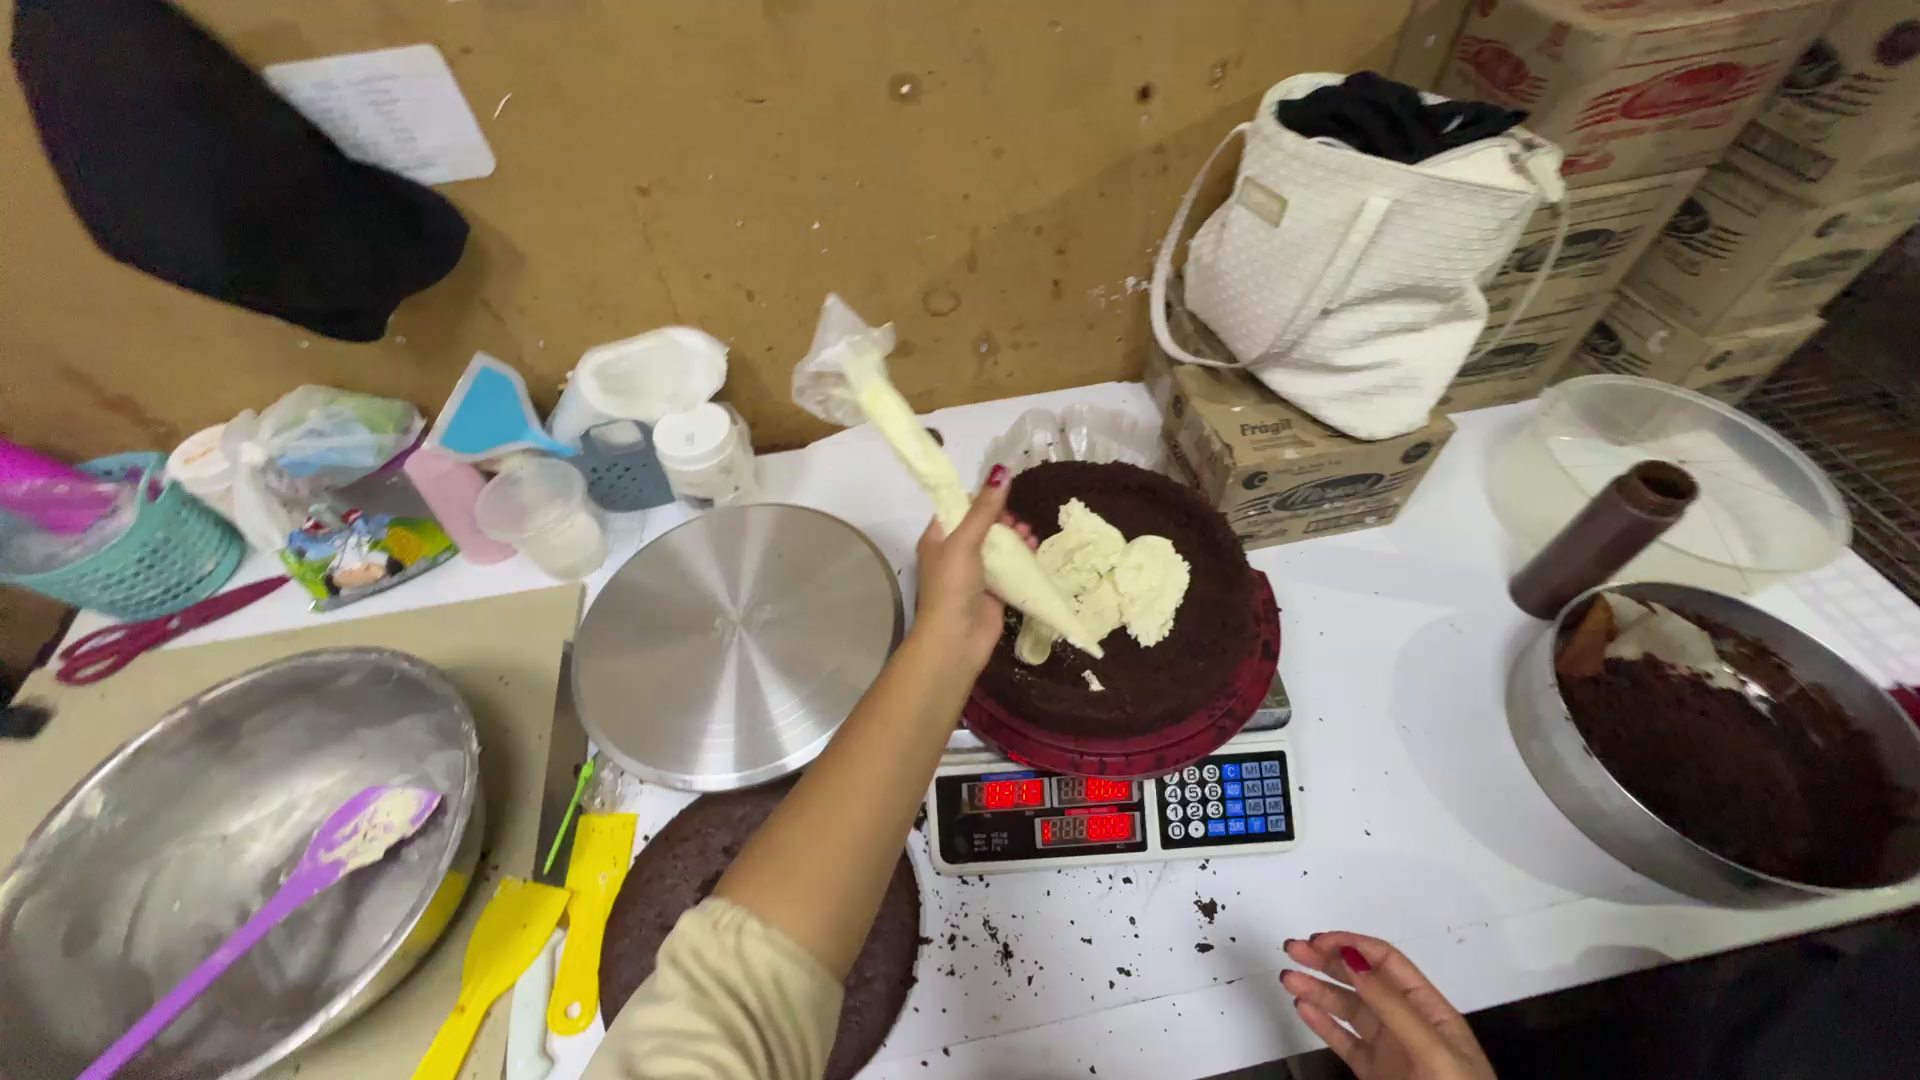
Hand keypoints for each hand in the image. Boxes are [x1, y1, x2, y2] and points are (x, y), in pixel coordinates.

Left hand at [913, 465, 1037, 673]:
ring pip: (998, 546)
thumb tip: (1002, 470)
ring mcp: (974, 573)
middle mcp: (954, 553)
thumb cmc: (953, 586)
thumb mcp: (965, 541)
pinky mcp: (993, 591)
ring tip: (1030, 537)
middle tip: (1017, 523)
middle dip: (1003, 520)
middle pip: (983, 525)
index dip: (980, 499)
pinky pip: (1010, 567)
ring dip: (1016, 538)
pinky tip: (1035, 551)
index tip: (1001, 497)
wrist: (956, 639)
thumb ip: (984, 508)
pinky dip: (1022, 558)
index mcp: (937, 538)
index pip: (959, 507)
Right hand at [1282, 934, 1495, 1079]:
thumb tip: (1352, 958)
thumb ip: (1393, 1007)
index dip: (1351, 945)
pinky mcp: (1375, 1073)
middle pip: (1361, 980)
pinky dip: (1322, 1024)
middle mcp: (1407, 1023)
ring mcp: (1390, 1049)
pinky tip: (1303, 1009)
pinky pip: (1344, 1041)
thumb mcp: (1435, 1053)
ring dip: (1317, 990)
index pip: (1386, 962)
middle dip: (1326, 961)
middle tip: (1292, 950)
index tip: (1317, 941)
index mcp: (1430, 1010)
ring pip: (1347, 1009)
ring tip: (1288, 980)